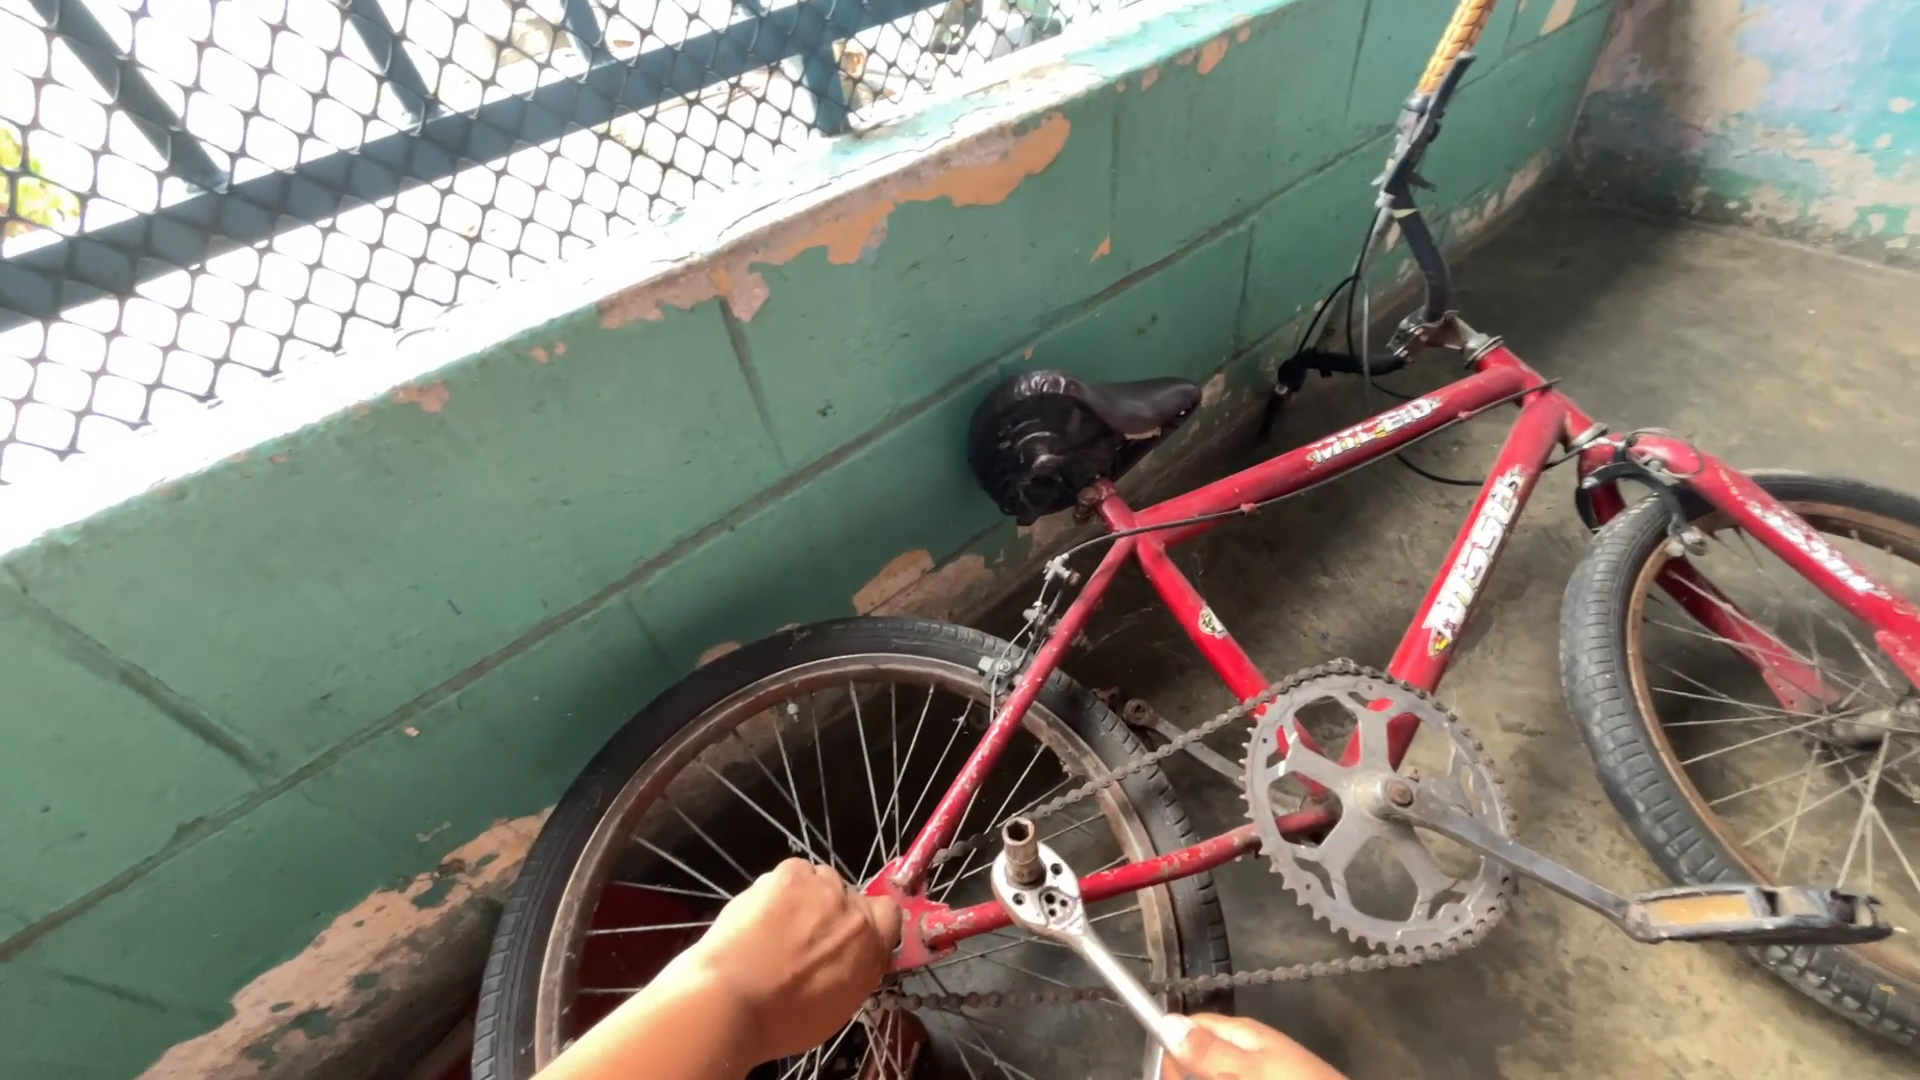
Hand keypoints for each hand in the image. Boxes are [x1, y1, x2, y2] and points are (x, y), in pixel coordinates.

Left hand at [677, 859, 902, 1062]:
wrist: (729, 1000)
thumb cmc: (780, 1021)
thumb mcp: (836, 1007)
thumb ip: (855, 971)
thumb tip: (850, 956)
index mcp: (871, 946)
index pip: (890, 914)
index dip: (871, 923)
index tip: (850, 937)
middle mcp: (853, 911)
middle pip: (850, 897)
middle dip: (832, 914)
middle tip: (804, 937)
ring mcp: (822, 888)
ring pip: (821, 881)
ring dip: (807, 897)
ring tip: (778, 924)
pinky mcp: (791, 873)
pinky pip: (796, 872)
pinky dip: (782, 887)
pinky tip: (765, 911)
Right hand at [1162, 1014, 1347, 1079]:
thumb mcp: (1254, 1074)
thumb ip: (1210, 1052)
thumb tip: (1166, 1022)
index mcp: (1242, 1035)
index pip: (1189, 1028)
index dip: (1172, 1054)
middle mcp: (1247, 1053)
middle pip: (1201, 1061)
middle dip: (1191, 1075)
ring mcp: (1258, 1074)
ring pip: (1218, 1075)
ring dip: (1209, 1078)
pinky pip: (1236, 1078)